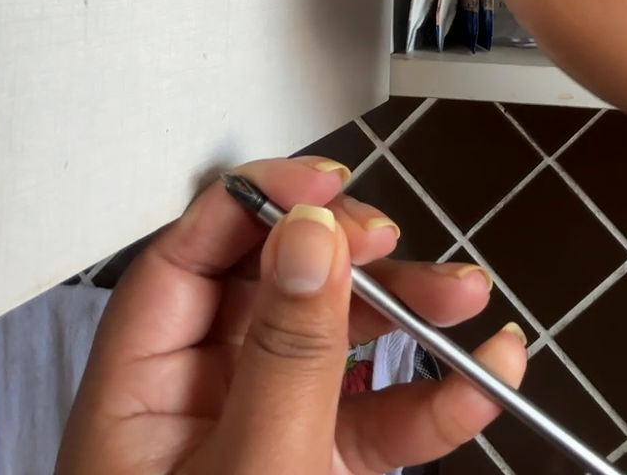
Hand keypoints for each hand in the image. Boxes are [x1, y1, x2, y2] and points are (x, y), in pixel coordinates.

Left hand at [57, 157, 525, 474]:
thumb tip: (309, 233)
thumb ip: (286, 351)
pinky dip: (436, 392)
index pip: (187, 264)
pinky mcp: (323, 467)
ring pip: (339, 341)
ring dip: (411, 316)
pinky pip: (381, 410)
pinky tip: (484, 374)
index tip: (322, 181)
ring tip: (467, 297)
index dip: (252, 205)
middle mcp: (203, 406)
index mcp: (142, 402)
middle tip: (393, 241)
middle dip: (349, 258)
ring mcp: (270, 436)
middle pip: (275, 289)